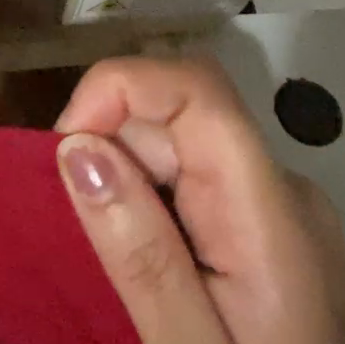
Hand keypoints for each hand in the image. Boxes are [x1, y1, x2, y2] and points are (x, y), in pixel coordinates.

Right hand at [54, 56, 344, 343]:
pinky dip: (140, 198)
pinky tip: (127, 256)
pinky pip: (188, 182)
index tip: (61, 148)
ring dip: (118, 172)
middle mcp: (283, 193)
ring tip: (93, 249)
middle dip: (106, 139)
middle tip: (66, 220)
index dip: (118, 87)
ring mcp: (276, 214)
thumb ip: (140, 255)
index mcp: (274, 214)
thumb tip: (77, 146)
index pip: (196, 90)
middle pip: (179, 114)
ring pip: (177, 144)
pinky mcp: (262, 236)